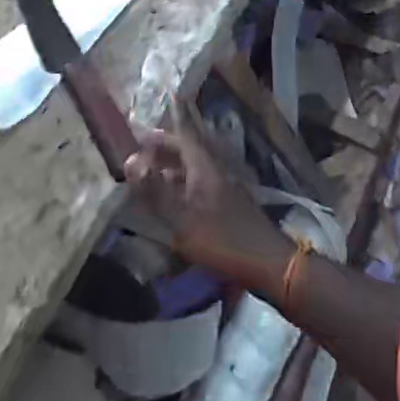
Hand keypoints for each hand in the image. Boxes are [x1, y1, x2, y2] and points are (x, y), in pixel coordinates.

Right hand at [124, 107, 294, 290]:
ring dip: (170, 170)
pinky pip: (199, 185)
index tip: (133, 138)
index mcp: (204, 166)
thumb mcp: (182, 219)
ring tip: (147, 180)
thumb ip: (155, 191)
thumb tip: (129, 161)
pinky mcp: (229, 203)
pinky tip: (171, 204)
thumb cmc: (223, 240)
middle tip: (136, 160)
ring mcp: (225, 185)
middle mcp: (216, 168)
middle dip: (160, 153)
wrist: (270, 264)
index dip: (156, 136)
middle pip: (186, 152)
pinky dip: (182, 187)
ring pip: (192, 169)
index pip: (179, 137)